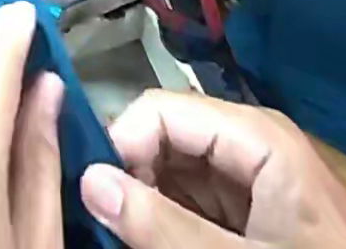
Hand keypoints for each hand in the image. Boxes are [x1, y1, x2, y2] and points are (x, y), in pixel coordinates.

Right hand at [80, 91, 345, 248]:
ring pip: (176, 169)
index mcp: (254, 135)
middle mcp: (251, 142)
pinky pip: (197, 199)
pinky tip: (154, 239)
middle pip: (166, 136)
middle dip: (132, 174)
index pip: (159, 109)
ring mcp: (256, 177)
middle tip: (106, 220)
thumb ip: (164, 226)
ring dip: (147, 199)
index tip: (93, 191)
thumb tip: (86, 180)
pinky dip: (171, 218)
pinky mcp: (259, 211)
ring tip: (125, 233)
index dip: (121, 142)